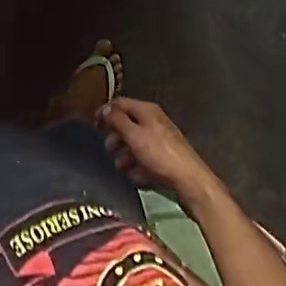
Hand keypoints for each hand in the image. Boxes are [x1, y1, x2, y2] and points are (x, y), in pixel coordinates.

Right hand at [99, 97, 221, 202]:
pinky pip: (146, 159)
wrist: (191, 182)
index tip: (94, 125)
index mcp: (146, 110)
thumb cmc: (160, 155)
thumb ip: (117, 120)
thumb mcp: (134, 135)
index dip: (105, 112)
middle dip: (116, 138)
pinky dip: (139, 167)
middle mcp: (154, 121)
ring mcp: (161, 141)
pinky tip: (136, 177)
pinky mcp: (166, 159)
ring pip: (136, 144)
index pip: (119, 103)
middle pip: (127, 124)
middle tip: (109, 150)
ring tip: (121, 168)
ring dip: (126, 156)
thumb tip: (105, 108)